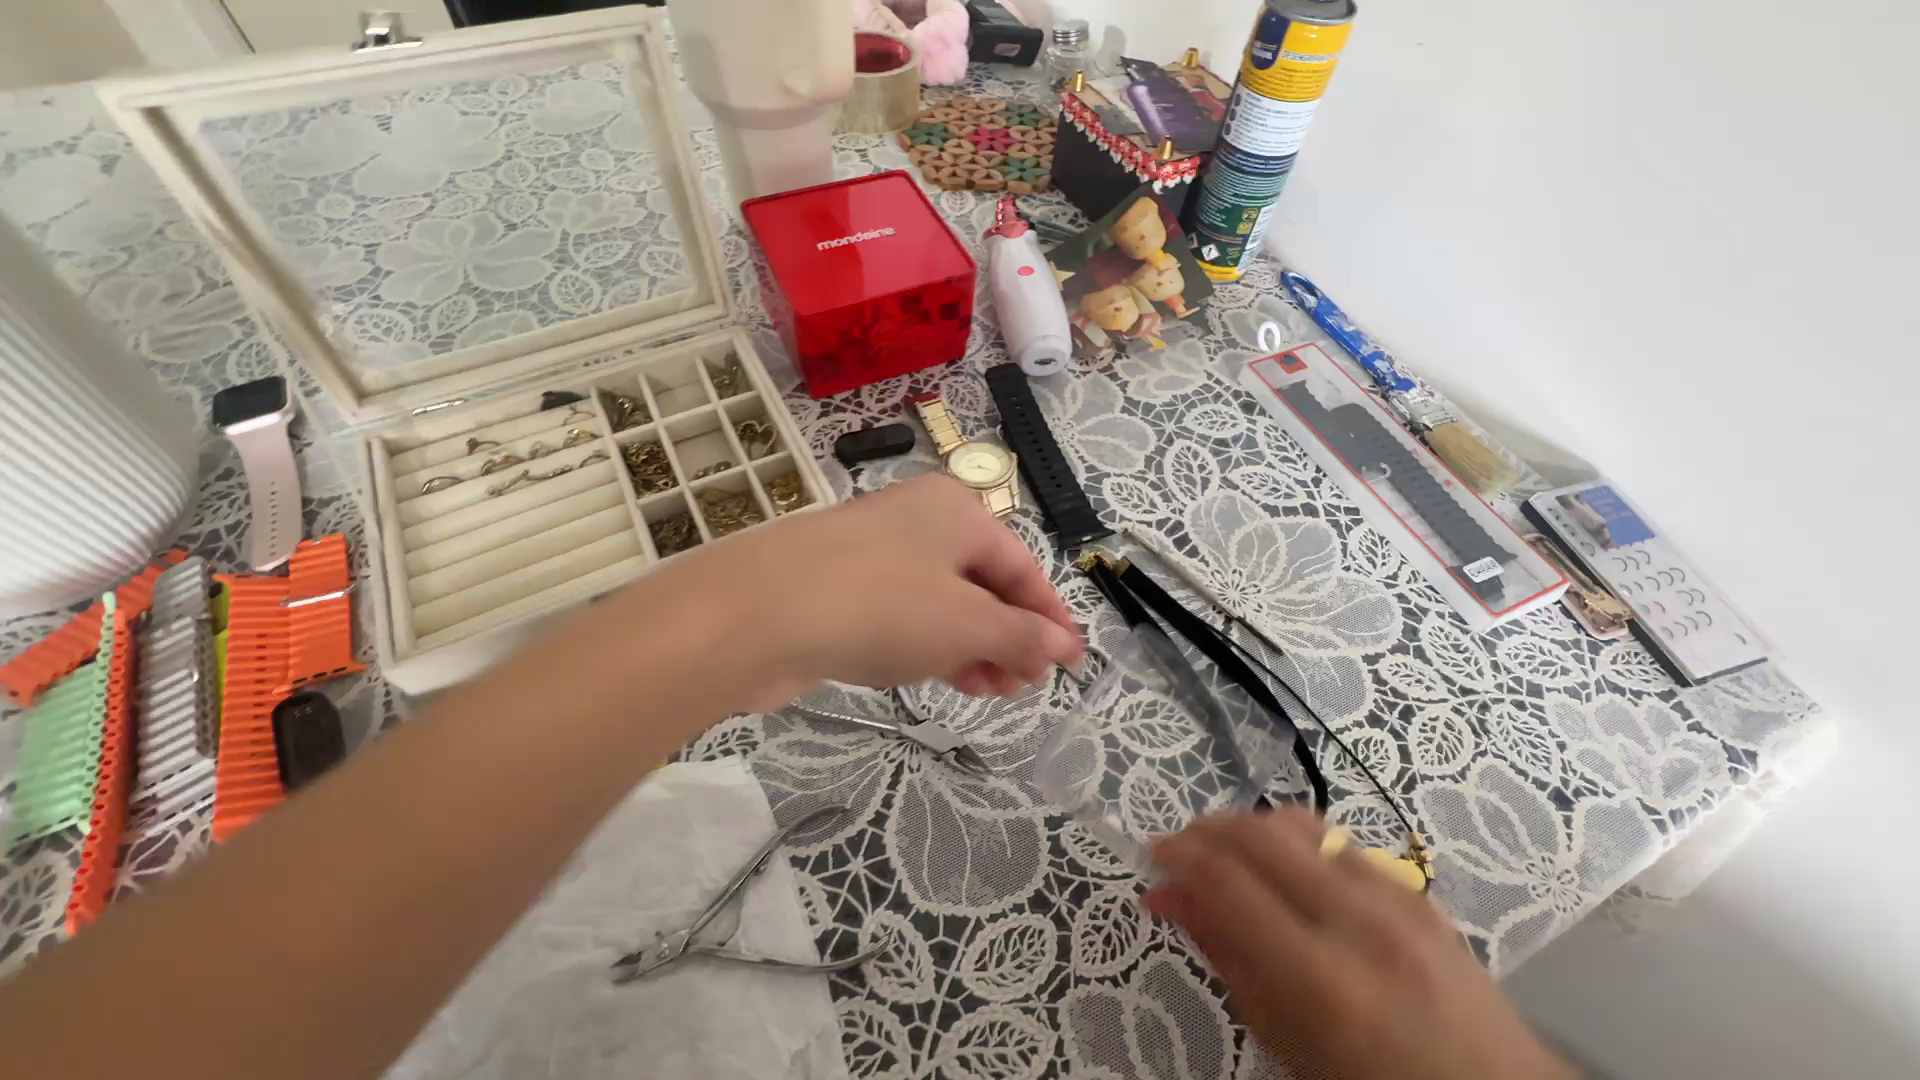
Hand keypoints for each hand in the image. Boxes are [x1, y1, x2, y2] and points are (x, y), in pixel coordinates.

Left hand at [635, 475, 1083, 710]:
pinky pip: (903, 616)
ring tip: (991, 691)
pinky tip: (942, 677)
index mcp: (957, 512)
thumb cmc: (880, 606)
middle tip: (1024, 686)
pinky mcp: (841, 588)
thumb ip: (1018, 634)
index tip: (1070, 664)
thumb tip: (1060, 644)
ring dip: (973, 646)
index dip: (1050, 617)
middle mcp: (918, 522)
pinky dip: (929, 645)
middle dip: (1009, 636)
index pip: (1022, 565)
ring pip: (942, 603)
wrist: (756, 614)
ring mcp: (875, 553)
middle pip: (982, 582)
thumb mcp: (964, 623)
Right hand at [1145, 809, 1576, 1079]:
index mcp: (1323, 981)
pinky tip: (1282, 867)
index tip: (1153, 855)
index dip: (1179, 857)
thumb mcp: (1285, 1042)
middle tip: (1179, 850)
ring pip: (1298, 822)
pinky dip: (1293, 839)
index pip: (1228, 883)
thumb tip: (1167, 896)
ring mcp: (1399, 899)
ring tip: (1224, 852)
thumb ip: (1224, 956)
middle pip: (1259, 835)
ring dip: (1247, 826)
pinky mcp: (1418, 890)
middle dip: (1205, 830)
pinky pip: (1338, 839)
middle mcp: (1362, 924)